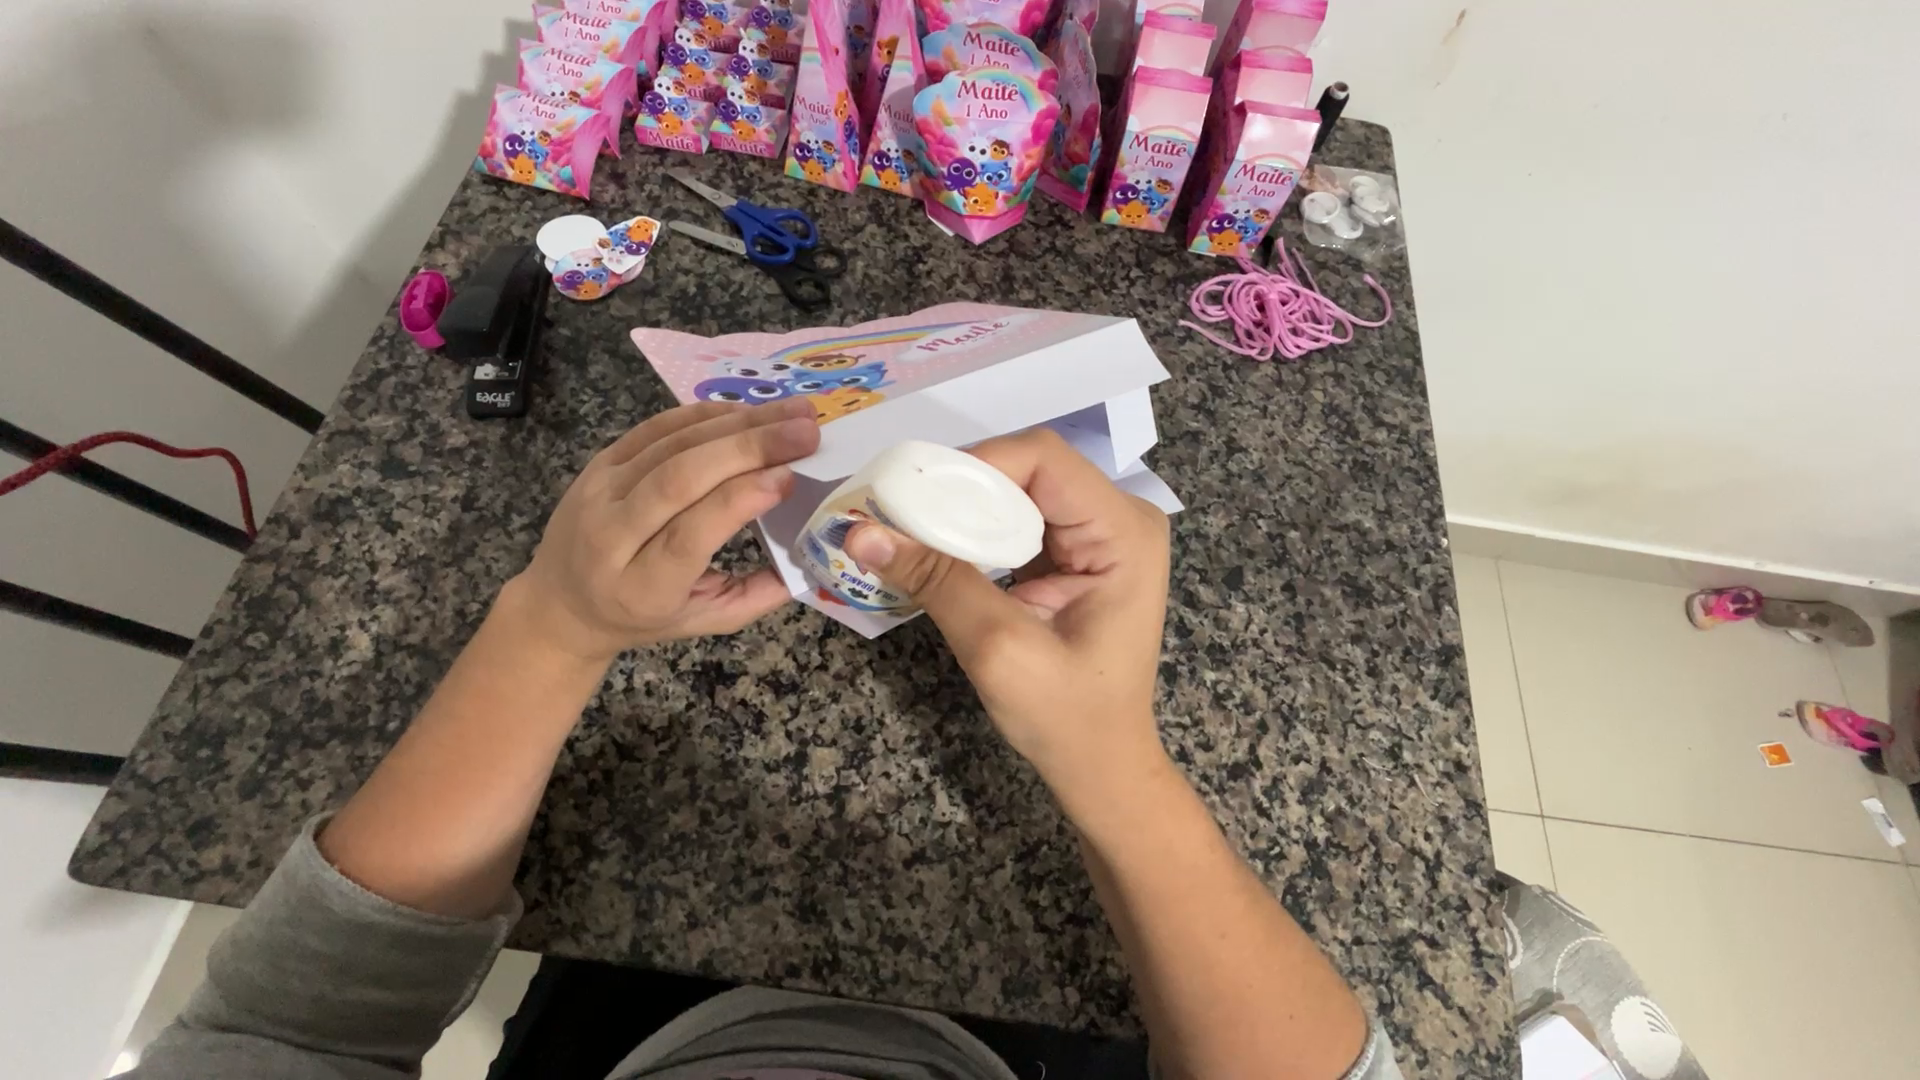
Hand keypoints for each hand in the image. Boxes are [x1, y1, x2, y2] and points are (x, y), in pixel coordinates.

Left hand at [509, 399, 820, 661]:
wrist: (561, 602)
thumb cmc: (644, 616)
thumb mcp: (705, 621)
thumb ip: (760, 594)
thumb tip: (815, 556)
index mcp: (642, 587)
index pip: (690, 533)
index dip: (739, 500)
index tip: (790, 477)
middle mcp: (611, 536)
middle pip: (680, 477)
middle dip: (749, 448)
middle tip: (807, 431)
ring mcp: (600, 491)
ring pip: (672, 444)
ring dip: (738, 422)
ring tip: (793, 413)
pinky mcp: (599, 462)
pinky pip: (656, 427)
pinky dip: (706, 414)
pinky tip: (749, 410)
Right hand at [843, 429, 1171, 806]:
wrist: (1100, 763)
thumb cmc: (1066, 717)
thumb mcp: (998, 647)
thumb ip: (937, 580)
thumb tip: (861, 531)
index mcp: (1124, 533)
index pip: (1044, 459)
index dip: (975, 465)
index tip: (913, 496)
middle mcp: (1119, 519)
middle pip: (1029, 469)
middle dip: (961, 489)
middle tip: (898, 513)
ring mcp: (1099, 535)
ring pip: (1018, 491)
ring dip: (962, 509)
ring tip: (907, 528)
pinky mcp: (1076, 553)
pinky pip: (1018, 520)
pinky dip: (975, 530)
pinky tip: (938, 548)